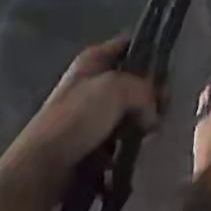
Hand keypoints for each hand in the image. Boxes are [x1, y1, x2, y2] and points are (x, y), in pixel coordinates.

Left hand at [12, 36, 158, 176]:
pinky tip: (136, 145)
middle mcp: (92, 79)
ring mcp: (90, 110)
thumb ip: (146, 91)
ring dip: (142, 118)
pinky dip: (130, 137)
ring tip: (149, 130)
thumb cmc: (77, 117)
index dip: (152, 52)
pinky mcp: (91, 136)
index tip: (169, 71)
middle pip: (135, 77)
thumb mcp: (118, 89)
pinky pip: (121, 131)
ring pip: (130, 106)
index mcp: (94, 58)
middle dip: (151, 92)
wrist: (41, 167)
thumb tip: (154, 115)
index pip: (132, 43)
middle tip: (162, 106)